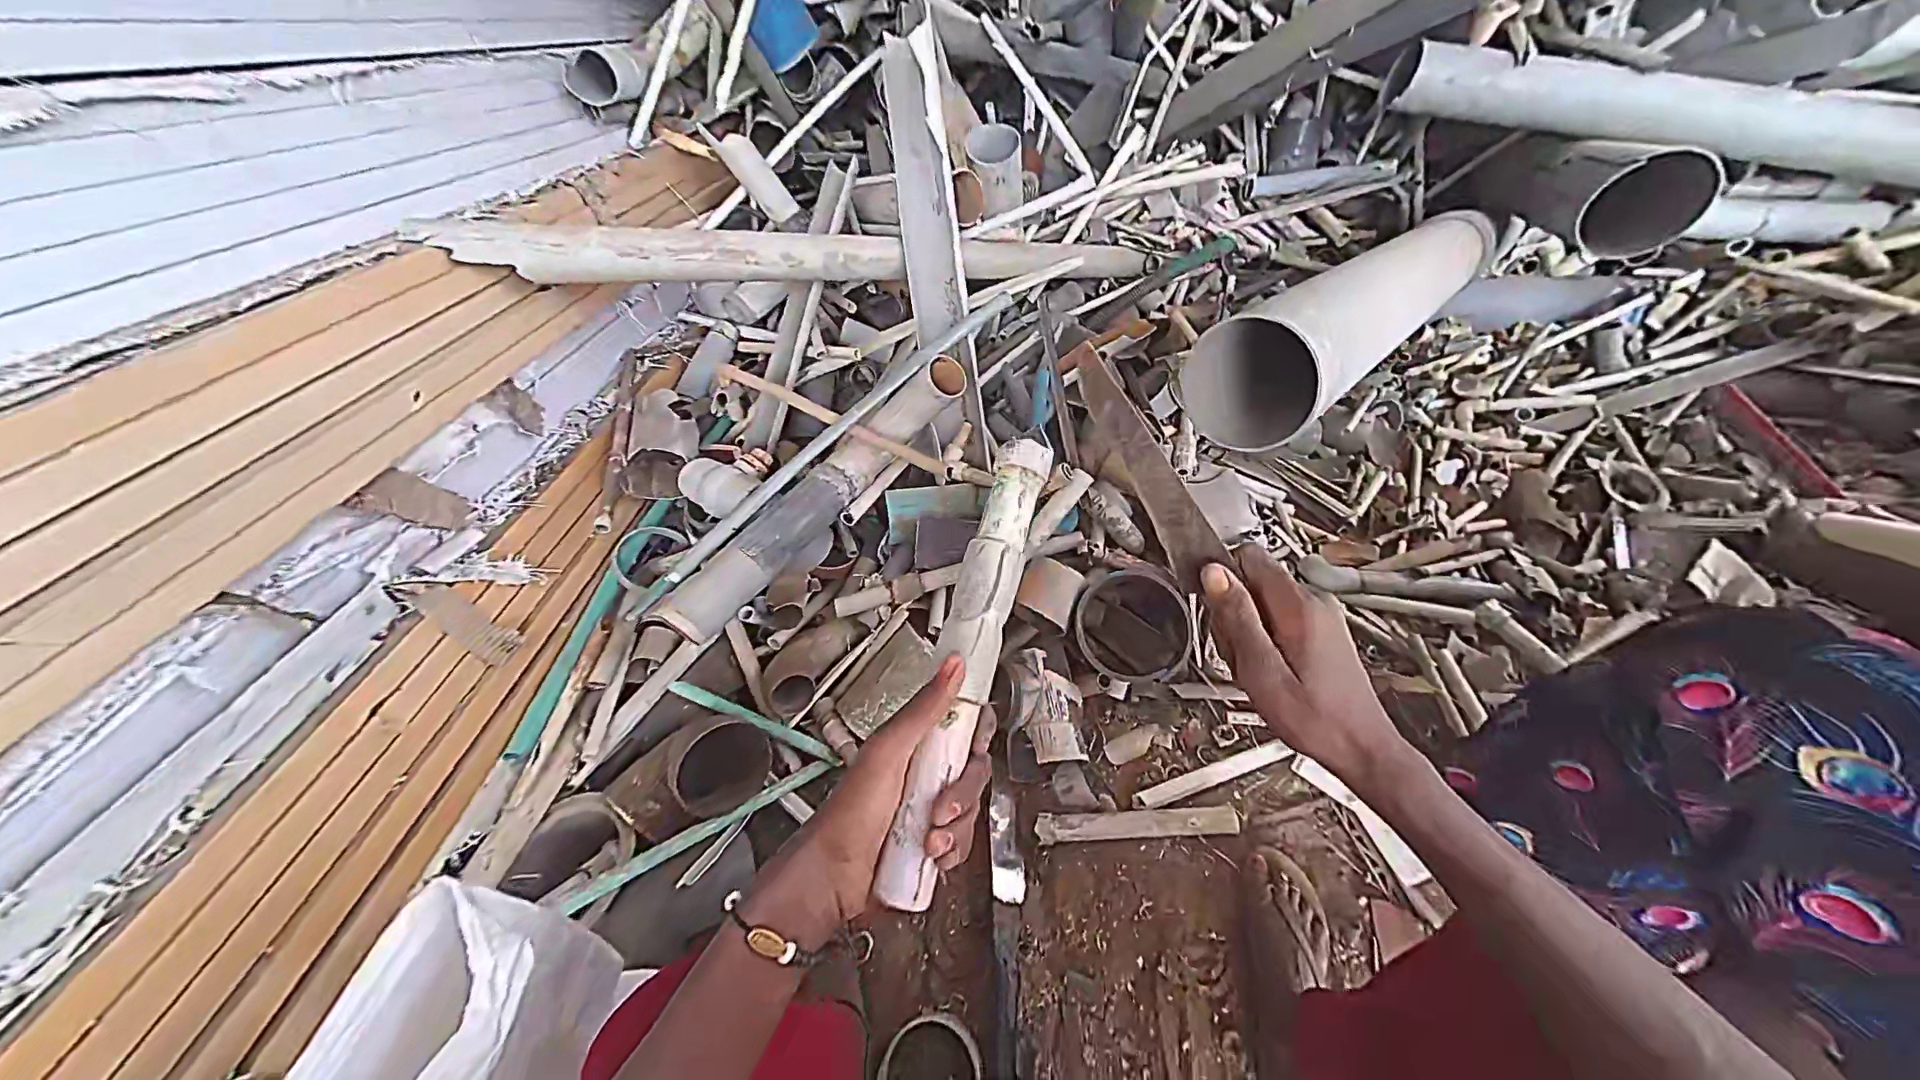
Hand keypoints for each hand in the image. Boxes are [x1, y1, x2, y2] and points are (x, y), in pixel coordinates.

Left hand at [743, 656, 989, 943]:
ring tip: (927, 838)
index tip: (971, 749)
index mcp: (915, 743)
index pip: (963, 726)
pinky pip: (963, 844)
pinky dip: (951, 853)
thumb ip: (924, 709)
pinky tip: (929, 856)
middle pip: (975, 772)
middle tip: (940, 807)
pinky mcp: (932, 844)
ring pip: (972, 811)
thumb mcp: (889, 751)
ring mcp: (928, 809)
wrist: (833, 879)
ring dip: (955, 830)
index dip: (976, 736)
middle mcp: (925, 773)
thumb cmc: (849, 813)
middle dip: (963, 795)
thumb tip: (952, 665)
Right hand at [1201, 546, 1406, 786]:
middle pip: (1252, 581)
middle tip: (1239, 653)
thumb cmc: (1316, 720)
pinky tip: (1268, 670)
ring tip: (1255, 667)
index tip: (1216, 609)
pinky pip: (1275, 619)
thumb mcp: (1262, 670)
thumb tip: (1214, 574)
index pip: (1249, 556)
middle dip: (1232, 612)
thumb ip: (1236, 617)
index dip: (1223, 578)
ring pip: (1260, 602)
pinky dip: (1262, 641)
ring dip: (1245, 631)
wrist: (1361, 749)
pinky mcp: (1320, 631)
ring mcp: (1320, 616)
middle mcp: (1314, 603)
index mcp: (1299, 607)